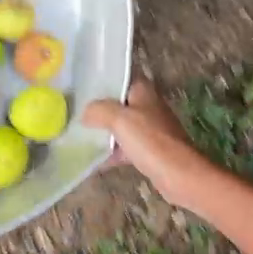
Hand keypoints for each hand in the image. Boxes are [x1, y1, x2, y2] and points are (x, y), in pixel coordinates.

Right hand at [81, 79, 210, 205]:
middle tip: (74, 117)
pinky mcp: (151, 150)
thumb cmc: (150, 141)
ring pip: (121, 127)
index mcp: (144, 92)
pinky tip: (95, 161)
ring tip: (78, 138)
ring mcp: (151, 129)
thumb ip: (99, 110)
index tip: (78, 93)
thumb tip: (86, 113)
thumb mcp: (119, 119)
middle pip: (118, 105)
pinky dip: (113, 153)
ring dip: (104, 134)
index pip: (119, 80)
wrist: (178, 174)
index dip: (100, 85)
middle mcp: (149, 107)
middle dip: (98, 112)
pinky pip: (126, 148)